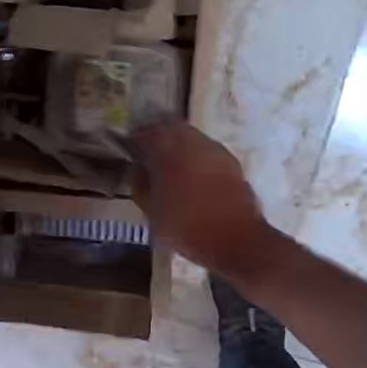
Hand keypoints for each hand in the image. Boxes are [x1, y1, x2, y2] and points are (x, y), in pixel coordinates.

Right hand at [129, 119, 275, 272]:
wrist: (237, 240)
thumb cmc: (187, 227)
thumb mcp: (152, 211)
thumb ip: (140, 185)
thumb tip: (137, 169)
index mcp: (167, 149)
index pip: (144, 132)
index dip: (134, 138)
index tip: (128, 147)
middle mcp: (192, 141)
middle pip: (169, 126)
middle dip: (157, 135)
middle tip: (149, 152)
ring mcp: (215, 149)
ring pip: (190, 136)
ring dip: (178, 144)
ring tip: (170, 165)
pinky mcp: (232, 161)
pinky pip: (206, 150)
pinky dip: (196, 156)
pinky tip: (192, 175)